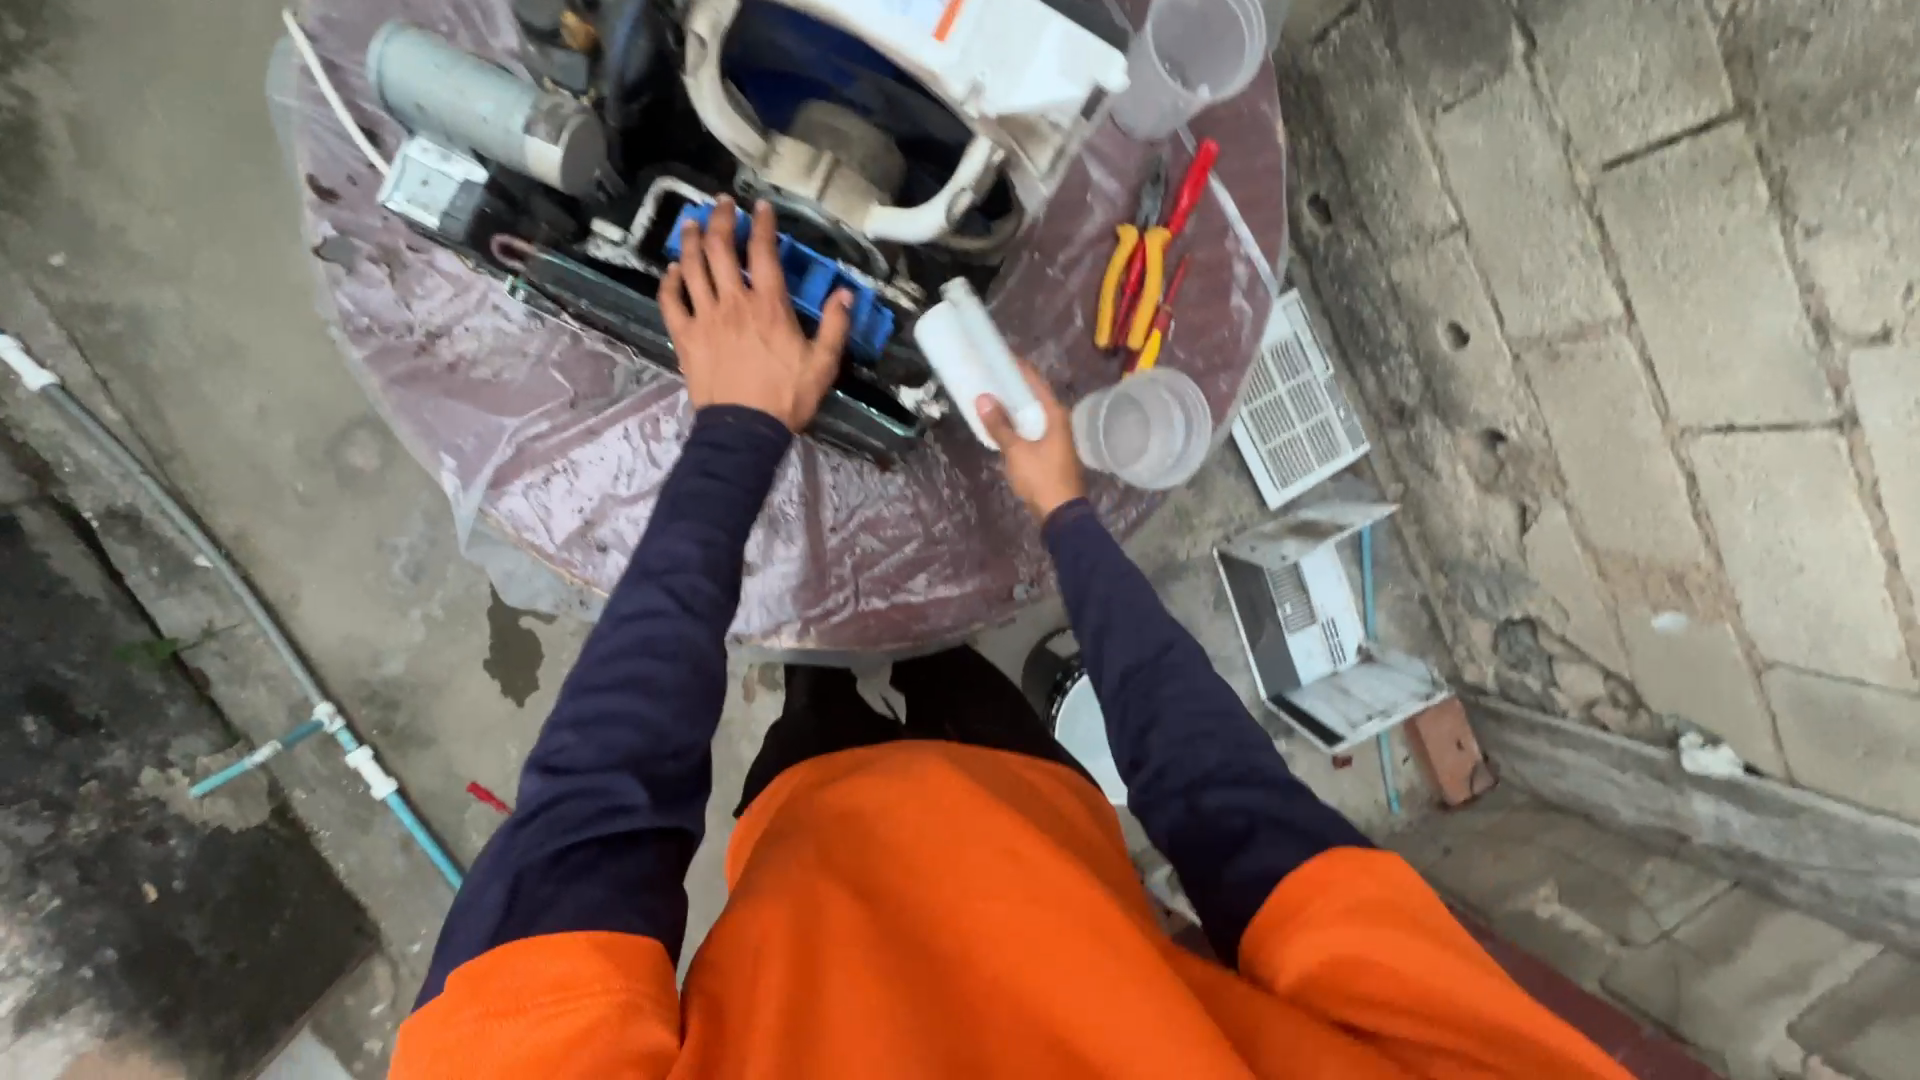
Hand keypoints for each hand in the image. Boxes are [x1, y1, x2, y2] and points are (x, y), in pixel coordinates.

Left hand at [660, 197, 851, 431]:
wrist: (745, 429)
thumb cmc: (787, 397)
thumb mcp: (823, 364)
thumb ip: (835, 326)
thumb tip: (846, 293)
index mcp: (769, 305)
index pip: (764, 251)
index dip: (762, 224)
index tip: (760, 206)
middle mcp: (733, 302)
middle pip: (721, 248)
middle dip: (721, 219)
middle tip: (721, 203)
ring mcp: (704, 317)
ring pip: (692, 266)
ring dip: (691, 239)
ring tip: (692, 222)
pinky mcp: (684, 336)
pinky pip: (670, 300)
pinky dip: (669, 281)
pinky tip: (672, 270)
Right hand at [977, 361, 1086, 521]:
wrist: (1061, 514)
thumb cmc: (1041, 478)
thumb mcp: (1017, 451)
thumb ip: (1000, 425)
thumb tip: (983, 399)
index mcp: (1055, 415)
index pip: (1035, 381)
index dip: (1018, 367)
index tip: (1000, 355)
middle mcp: (1059, 421)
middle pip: (1033, 396)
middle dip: (1012, 386)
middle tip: (989, 375)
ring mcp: (1056, 437)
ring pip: (1031, 414)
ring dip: (1013, 406)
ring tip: (991, 395)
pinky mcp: (1050, 451)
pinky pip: (1031, 429)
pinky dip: (1016, 423)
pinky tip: (1001, 423)